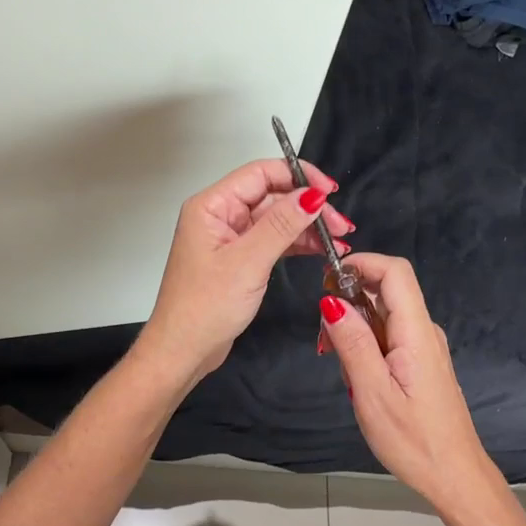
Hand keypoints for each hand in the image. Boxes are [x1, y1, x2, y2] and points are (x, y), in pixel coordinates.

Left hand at [138, 158, 352, 384]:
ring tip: (340, 240)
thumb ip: (282, 225)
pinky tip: (322, 250)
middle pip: (272, 195)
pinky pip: (273, 240)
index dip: (298, 177)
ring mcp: (230, 237)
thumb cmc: (206, 306)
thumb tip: (313, 194)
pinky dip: (297, 244)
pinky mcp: (239, 258)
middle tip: (342, 226)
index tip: (330, 192)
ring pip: (276, 219)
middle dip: (309, 206)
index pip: (261, 174)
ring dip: (308, 227)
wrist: (183, 351)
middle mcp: (220, 214)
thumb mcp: (248, 262)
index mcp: (213, 206)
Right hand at [321, 254, 498, 507]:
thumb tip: (331, 300)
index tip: (326, 279)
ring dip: (355, 329)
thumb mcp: (372, 393)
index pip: (395, 271)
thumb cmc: (413, 440)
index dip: (362, 263)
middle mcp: (424, 331)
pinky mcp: (421, 364)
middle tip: (325, 339)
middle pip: (386, 290)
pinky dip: (366, 346)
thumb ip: (352, 343)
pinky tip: (358, 380)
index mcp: (416, 332)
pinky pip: (389, 337)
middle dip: (349, 301)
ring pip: (383, 316)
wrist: (456, 478)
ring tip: (343, 370)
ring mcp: (424, 347)